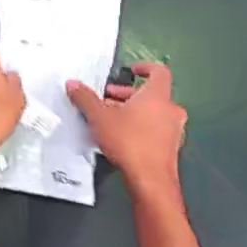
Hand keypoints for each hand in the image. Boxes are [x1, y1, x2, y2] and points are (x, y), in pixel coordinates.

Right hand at [67, 62, 186, 198]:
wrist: (151, 179)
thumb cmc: (127, 140)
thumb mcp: (100, 118)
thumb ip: (86, 99)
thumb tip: (72, 83)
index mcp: (158, 95)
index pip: (159, 72)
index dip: (145, 68)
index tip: (131, 70)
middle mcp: (170, 109)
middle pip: (151, 94)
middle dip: (128, 94)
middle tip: (107, 99)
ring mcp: (174, 129)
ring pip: (153, 112)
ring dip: (132, 111)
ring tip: (110, 118)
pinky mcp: (171, 146)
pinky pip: (155, 128)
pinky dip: (140, 126)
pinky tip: (121, 136)